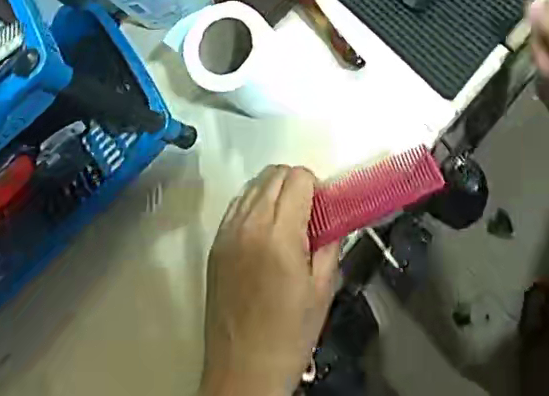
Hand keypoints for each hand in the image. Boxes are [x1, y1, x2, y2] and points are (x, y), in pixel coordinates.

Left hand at [201, 166, 341, 395]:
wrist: (243, 375)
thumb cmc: (289, 335)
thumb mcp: (323, 288)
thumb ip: (330, 242)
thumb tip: (333, 217)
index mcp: (279, 234)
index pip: (298, 178)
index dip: (315, 187)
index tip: (322, 209)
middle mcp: (249, 225)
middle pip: (275, 174)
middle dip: (296, 184)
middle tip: (309, 214)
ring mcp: (227, 234)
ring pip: (254, 184)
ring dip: (274, 191)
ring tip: (287, 222)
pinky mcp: (215, 246)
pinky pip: (237, 205)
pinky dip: (254, 205)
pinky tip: (265, 231)